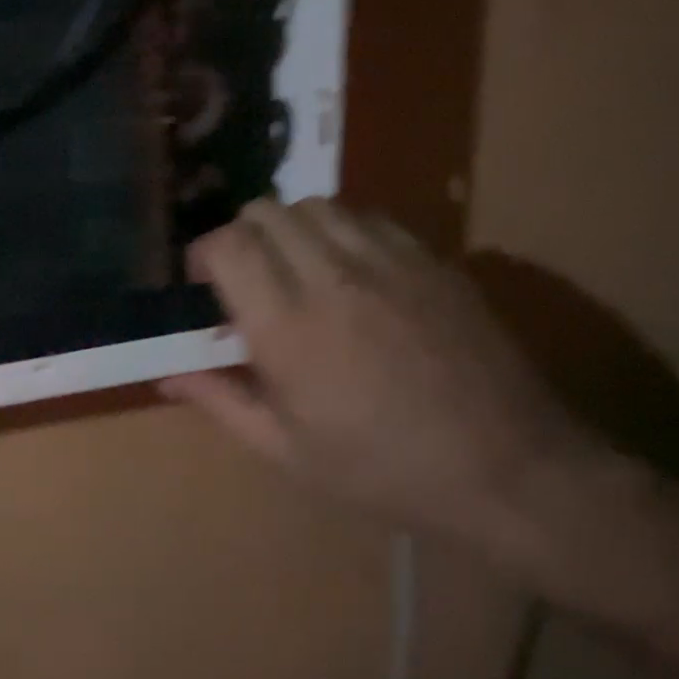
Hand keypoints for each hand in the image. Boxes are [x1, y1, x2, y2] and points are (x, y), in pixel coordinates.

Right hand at [161, 199, 589, 540]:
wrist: (511, 474)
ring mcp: (390, 264)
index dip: (203, 254)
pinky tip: (350, 271)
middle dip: (241, 235)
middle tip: (246, 276)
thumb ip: (220, 400)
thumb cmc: (382, 470)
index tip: (204, 283)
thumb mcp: (286, 451)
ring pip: (317, 205)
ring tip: (296, 267)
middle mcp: (332, 278)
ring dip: (291, 227)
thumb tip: (167, 376)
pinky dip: (342, 230)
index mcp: (286, 326)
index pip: (227, 245)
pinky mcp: (434, 263)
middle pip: (267, 211)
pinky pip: (371, 218)